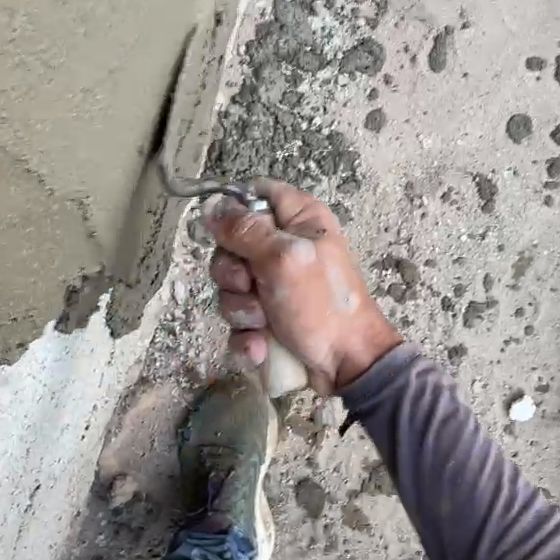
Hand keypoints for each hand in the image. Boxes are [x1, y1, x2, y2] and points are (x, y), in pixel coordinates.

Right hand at [202, 179, 402, 395]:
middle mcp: (285, 246)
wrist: (348, 366)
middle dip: (233, 274)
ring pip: (230, 287)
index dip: (234, 211)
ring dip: (241, 310)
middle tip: (252, 287)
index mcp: (299, 218)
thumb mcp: (284, 259)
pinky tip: (262, 347)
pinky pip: (238, 321)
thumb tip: (211, 207)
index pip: (254, 193)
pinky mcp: (267, 318)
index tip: (227, 234)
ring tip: (264, 324)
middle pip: (231, 245)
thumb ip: (246, 230)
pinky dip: (246, 337)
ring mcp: (274, 285)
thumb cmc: (323, 306)